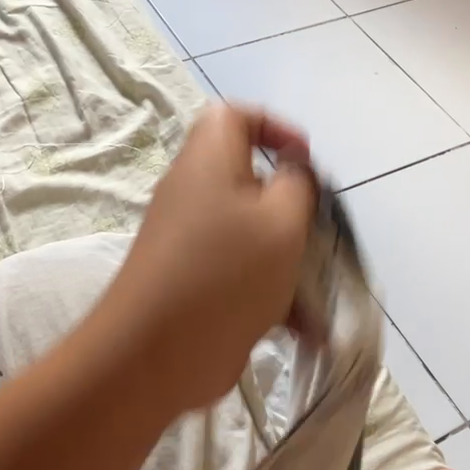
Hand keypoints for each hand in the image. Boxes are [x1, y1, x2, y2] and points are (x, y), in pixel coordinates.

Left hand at [89, 105, 317, 414]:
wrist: (154, 355)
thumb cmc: (226, 273)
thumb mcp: (282, 221)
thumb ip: (298, 184)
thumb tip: (293, 168)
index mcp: (208, 158)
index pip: (234, 114)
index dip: (274, 126)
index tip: (306, 160)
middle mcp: (192, 189)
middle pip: (248, 177)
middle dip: (290, 207)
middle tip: (314, 233)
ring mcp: (186, 236)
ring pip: (248, 230)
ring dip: (287, 259)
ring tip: (316, 297)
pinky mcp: (188, 278)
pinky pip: (236, 268)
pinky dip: (268, 291)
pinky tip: (301, 330)